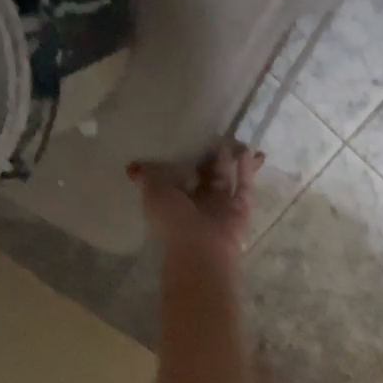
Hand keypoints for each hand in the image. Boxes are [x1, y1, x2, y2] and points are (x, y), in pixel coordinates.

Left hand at [127, 144, 263, 249]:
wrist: (201, 249)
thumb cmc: (174, 220)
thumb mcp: (154, 193)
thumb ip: (149, 176)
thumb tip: (135, 167)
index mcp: (175, 201)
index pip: (179, 175)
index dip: (183, 157)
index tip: (187, 136)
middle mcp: (198, 203)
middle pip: (207, 174)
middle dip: (211, 156)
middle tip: (215, 133)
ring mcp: (222, 206)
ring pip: (227, 178)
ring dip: (231, 160)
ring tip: (236, 139)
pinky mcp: (242, 209)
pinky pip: (245, 186)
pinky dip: (247, 169)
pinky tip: (248, 151)